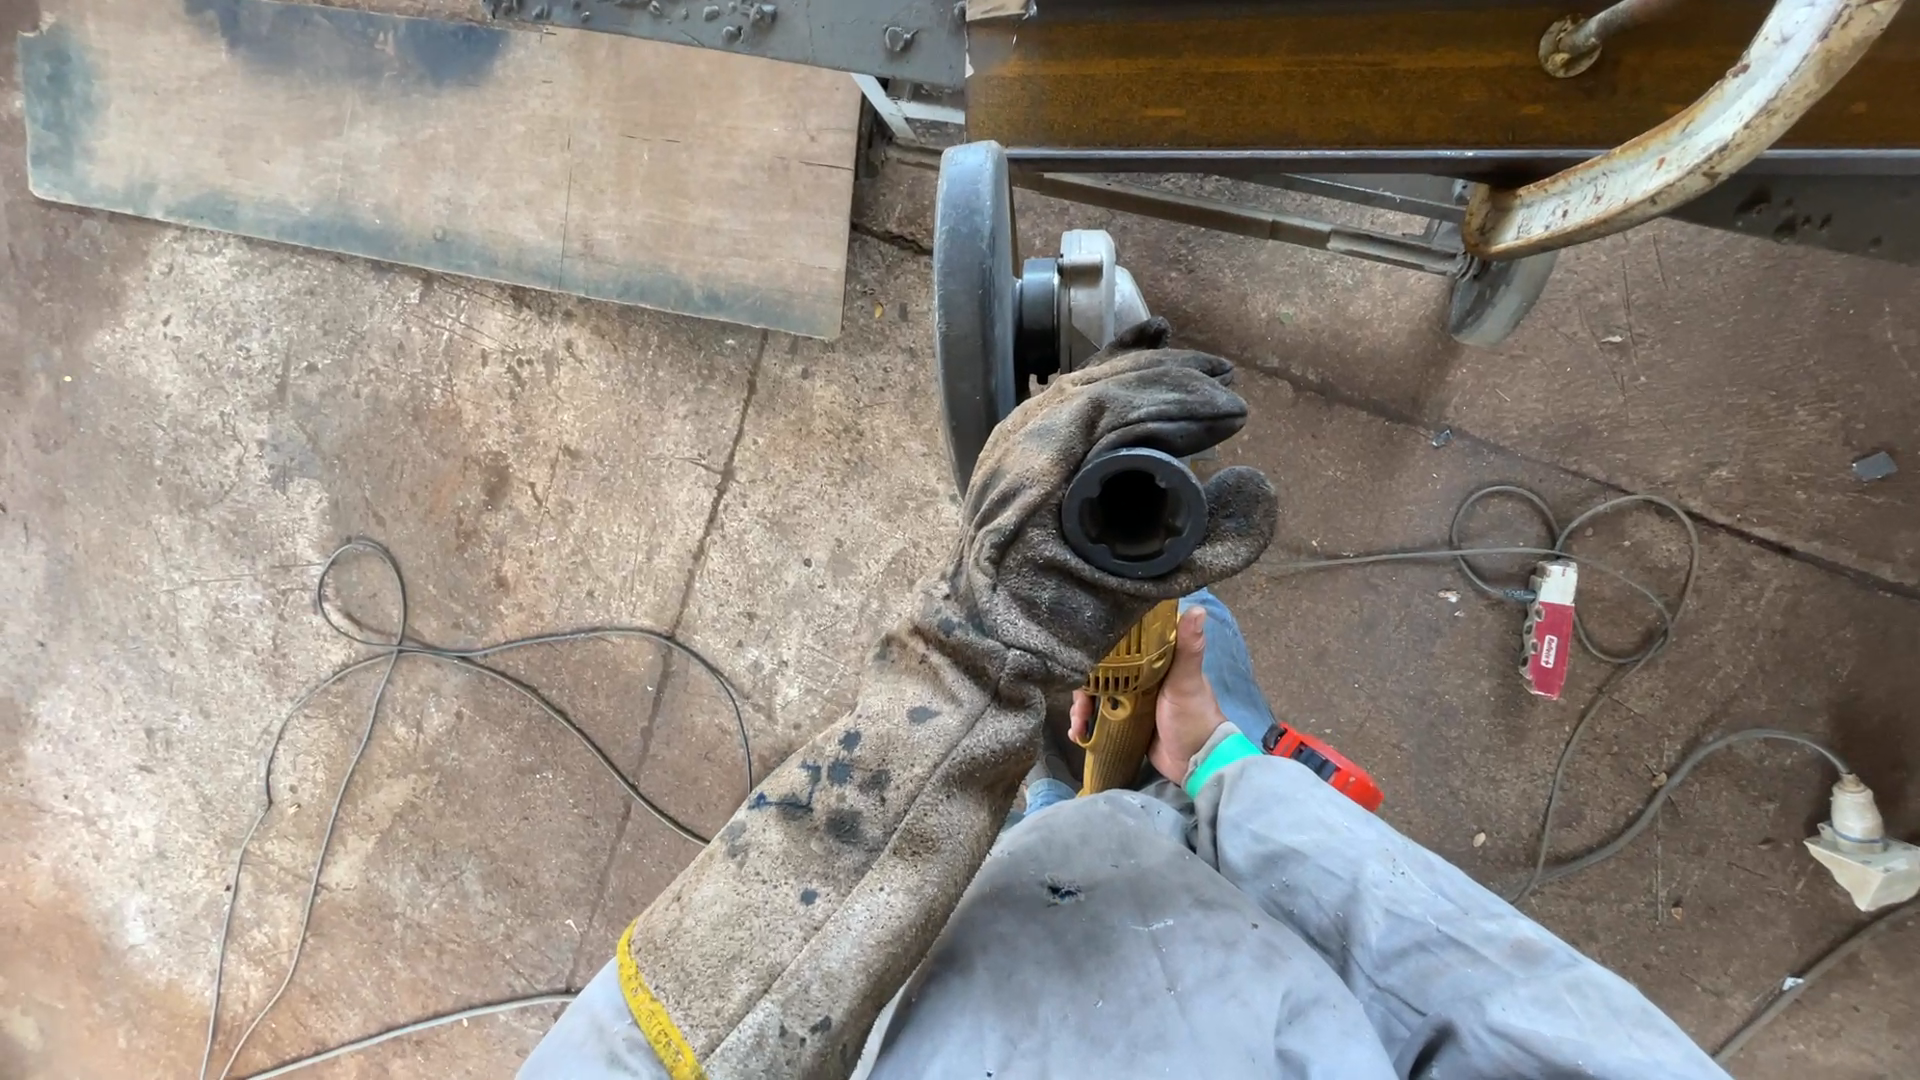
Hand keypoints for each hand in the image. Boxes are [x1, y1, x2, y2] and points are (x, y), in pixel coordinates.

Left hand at [954, 318, 1277, 687]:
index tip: (1234, 410)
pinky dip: (1105, 371)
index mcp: (1039, 474)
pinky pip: (1063, 395)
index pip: (1117, 411)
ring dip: (1143, 370)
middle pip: (1101, 387)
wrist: (990, 641)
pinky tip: (1142, 346)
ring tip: (1200, 364)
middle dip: (1171, 378)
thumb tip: (1258, 487)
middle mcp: (1018, 446)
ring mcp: (1011, 444)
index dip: (1182, 403)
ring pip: (1082, 384)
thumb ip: (1209, 548)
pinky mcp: (1017, 449)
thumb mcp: (1140, 591)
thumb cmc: (1058, 624)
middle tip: (1228, 378)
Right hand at [1068, 606, 1228, 783]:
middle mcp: (1138, 679)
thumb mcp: (1186, 681)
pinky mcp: (1125, 723)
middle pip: (1100, 675)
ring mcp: (1130, 702)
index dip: (1096, 655)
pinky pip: (1098, 720)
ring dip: (1081, 709)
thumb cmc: (1193, 716)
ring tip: (1078, 725)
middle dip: (1083, 689)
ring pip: (1095, 698)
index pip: (1116, 651)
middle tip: (1079, 705)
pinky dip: (1086, 726)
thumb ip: (1188, 648)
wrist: (1197, 762)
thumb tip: (1196, 609)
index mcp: (1152, 664)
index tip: (1080, 660)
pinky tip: (1079, 735)